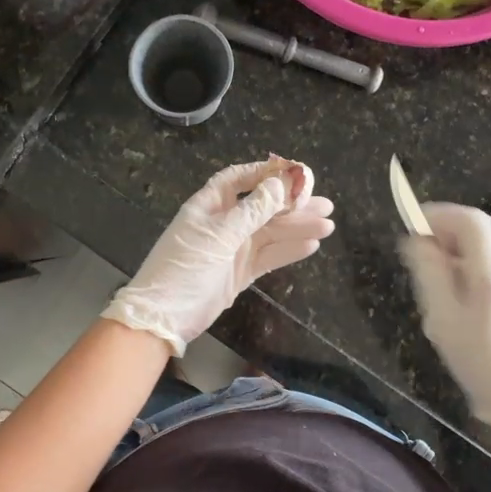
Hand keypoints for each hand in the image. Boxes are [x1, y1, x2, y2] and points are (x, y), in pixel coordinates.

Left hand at [103, 159, 334, 355]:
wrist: (162, 317)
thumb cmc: (184, 269)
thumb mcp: (219, 236)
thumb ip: (252, 212)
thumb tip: (280, 185)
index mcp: (209, 205)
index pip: (238, 179)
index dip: (265, 173)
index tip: (294, 173)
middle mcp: (223, 223)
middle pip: (262, 207)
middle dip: (293, 204)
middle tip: (326, 204)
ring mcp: (232, 249)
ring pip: (270, 233)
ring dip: (298, 228)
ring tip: (328, 224)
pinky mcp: (239, 272)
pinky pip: (268, 256)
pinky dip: (288, 250)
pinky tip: (311, 244)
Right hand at [400, 202, 490, 426]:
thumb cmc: (482, 360)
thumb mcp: (444, 317)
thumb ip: (429, 272)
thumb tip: (416, 240)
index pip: (470, 220)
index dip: (439, 214)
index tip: (413, 224)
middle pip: (481, 232)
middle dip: (447, 234)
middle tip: (420, 253)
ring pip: (487, 252)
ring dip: (458, 254)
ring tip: (435, 281)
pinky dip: (473, 270)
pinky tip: (460, 301)